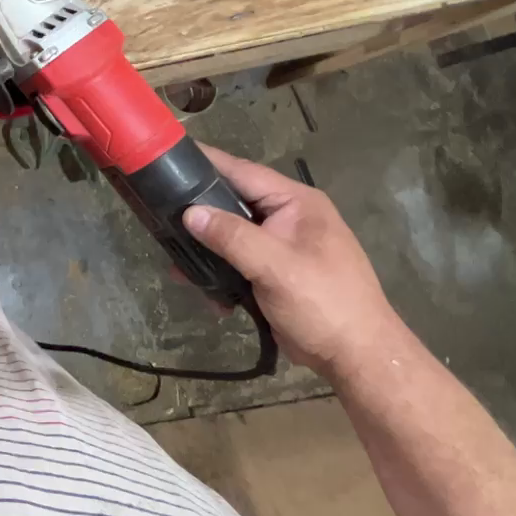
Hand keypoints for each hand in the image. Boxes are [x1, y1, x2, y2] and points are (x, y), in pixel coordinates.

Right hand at [183, 146, 406, 377]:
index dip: (203, 162)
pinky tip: (206, 292)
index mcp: (295, 202)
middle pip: (230, 202)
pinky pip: (236, 260)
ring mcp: (281, 244)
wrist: (358, 359)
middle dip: (196, 214)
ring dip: (205, 251)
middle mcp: (287, 216)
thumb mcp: (274, 267)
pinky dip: (219, 273)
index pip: (241, 171)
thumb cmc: (324, 304)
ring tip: (177, 267)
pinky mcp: (273, 271)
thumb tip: (188, 213)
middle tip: (157, 218)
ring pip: (228, 234)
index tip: (162, 156)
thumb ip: (231, 236)